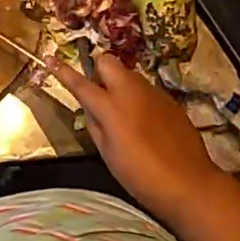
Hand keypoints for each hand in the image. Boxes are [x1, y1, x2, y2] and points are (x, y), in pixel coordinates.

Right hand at [51, 53, 223, 214]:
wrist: (189, 183)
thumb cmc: (141, 176)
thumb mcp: (108, 154)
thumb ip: (95, 126)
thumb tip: (90, 108)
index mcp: (111, 107)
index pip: (80, 83)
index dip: (63, 70)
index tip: (50, 58)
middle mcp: (131, 91)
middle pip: (108, 61)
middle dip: (98, 70)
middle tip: (98, 94)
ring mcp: (153, 92)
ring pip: (128, 74)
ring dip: (119, 84)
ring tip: (122, 113)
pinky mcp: (168, 100)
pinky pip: (145, 89)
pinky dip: (137, 97)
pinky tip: (144, 123)